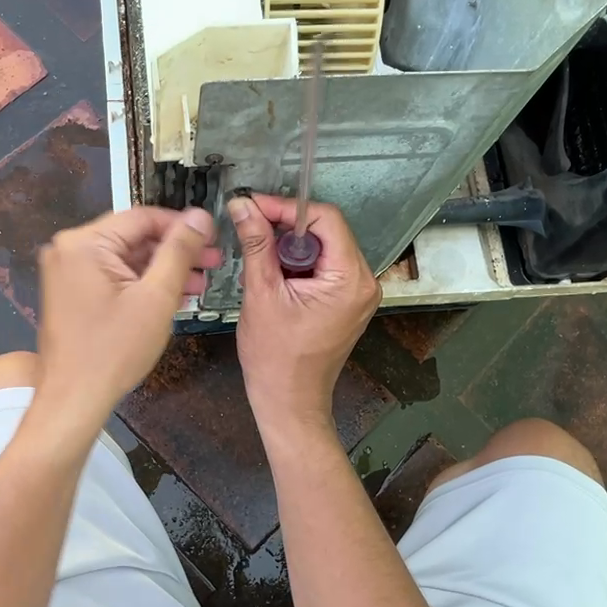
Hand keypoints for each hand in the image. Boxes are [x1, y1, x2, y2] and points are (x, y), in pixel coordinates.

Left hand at [35, 206, 219, 428]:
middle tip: (213, 262)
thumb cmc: (113, 351)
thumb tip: (200, 216)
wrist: (73, 399)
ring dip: (162, 270)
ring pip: (126, 260)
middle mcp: (69, 250)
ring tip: (200, 284)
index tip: (214, 236)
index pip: (143, 217)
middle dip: (176, 251)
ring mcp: (67, 273)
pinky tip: (173, 297)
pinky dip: (141, 284)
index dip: (183, 225)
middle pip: (134, 238)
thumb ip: (180, 251)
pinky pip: (113, 277)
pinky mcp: (71, 294)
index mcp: (84, 243)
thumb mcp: (156, 297)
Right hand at [229, 194, 380, 435]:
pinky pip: (323, 268)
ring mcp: (357, 294)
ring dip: (289, 247)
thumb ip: (256, 244)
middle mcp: (363, 282)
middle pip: (326, 231)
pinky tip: (272, 274)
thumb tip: (243, 205)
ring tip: (257, 253)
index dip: (287, 208)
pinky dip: (297, 265)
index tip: (253, 206)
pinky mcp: (346, 303)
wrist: (288, 402)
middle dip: (285, 227)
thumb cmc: (275, 358)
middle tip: (249, 226)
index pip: (325, 218)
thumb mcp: (261, 294)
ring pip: (322, 249)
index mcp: (350, 279)